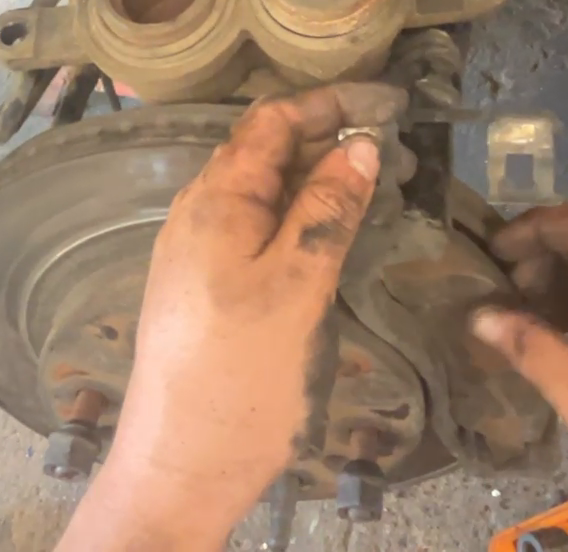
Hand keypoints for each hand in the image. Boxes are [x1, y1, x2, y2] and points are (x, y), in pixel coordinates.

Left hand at [56, 83, 407, 551]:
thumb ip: (326, 209)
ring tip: (367, 178)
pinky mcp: (206, 277)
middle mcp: (200, 208)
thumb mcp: (296, 284)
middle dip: (323, 136)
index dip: (325, 104)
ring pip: (261, 185)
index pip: (272, 121)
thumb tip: (360, 144)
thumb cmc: (240, 371)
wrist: (180, 464)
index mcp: (217, 197)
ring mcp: (198, 244)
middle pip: (265, 148)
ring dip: (311, 173)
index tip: (381, 103)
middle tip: (387, 143)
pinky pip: (254, 219)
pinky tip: (325, 225)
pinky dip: (294, 208)